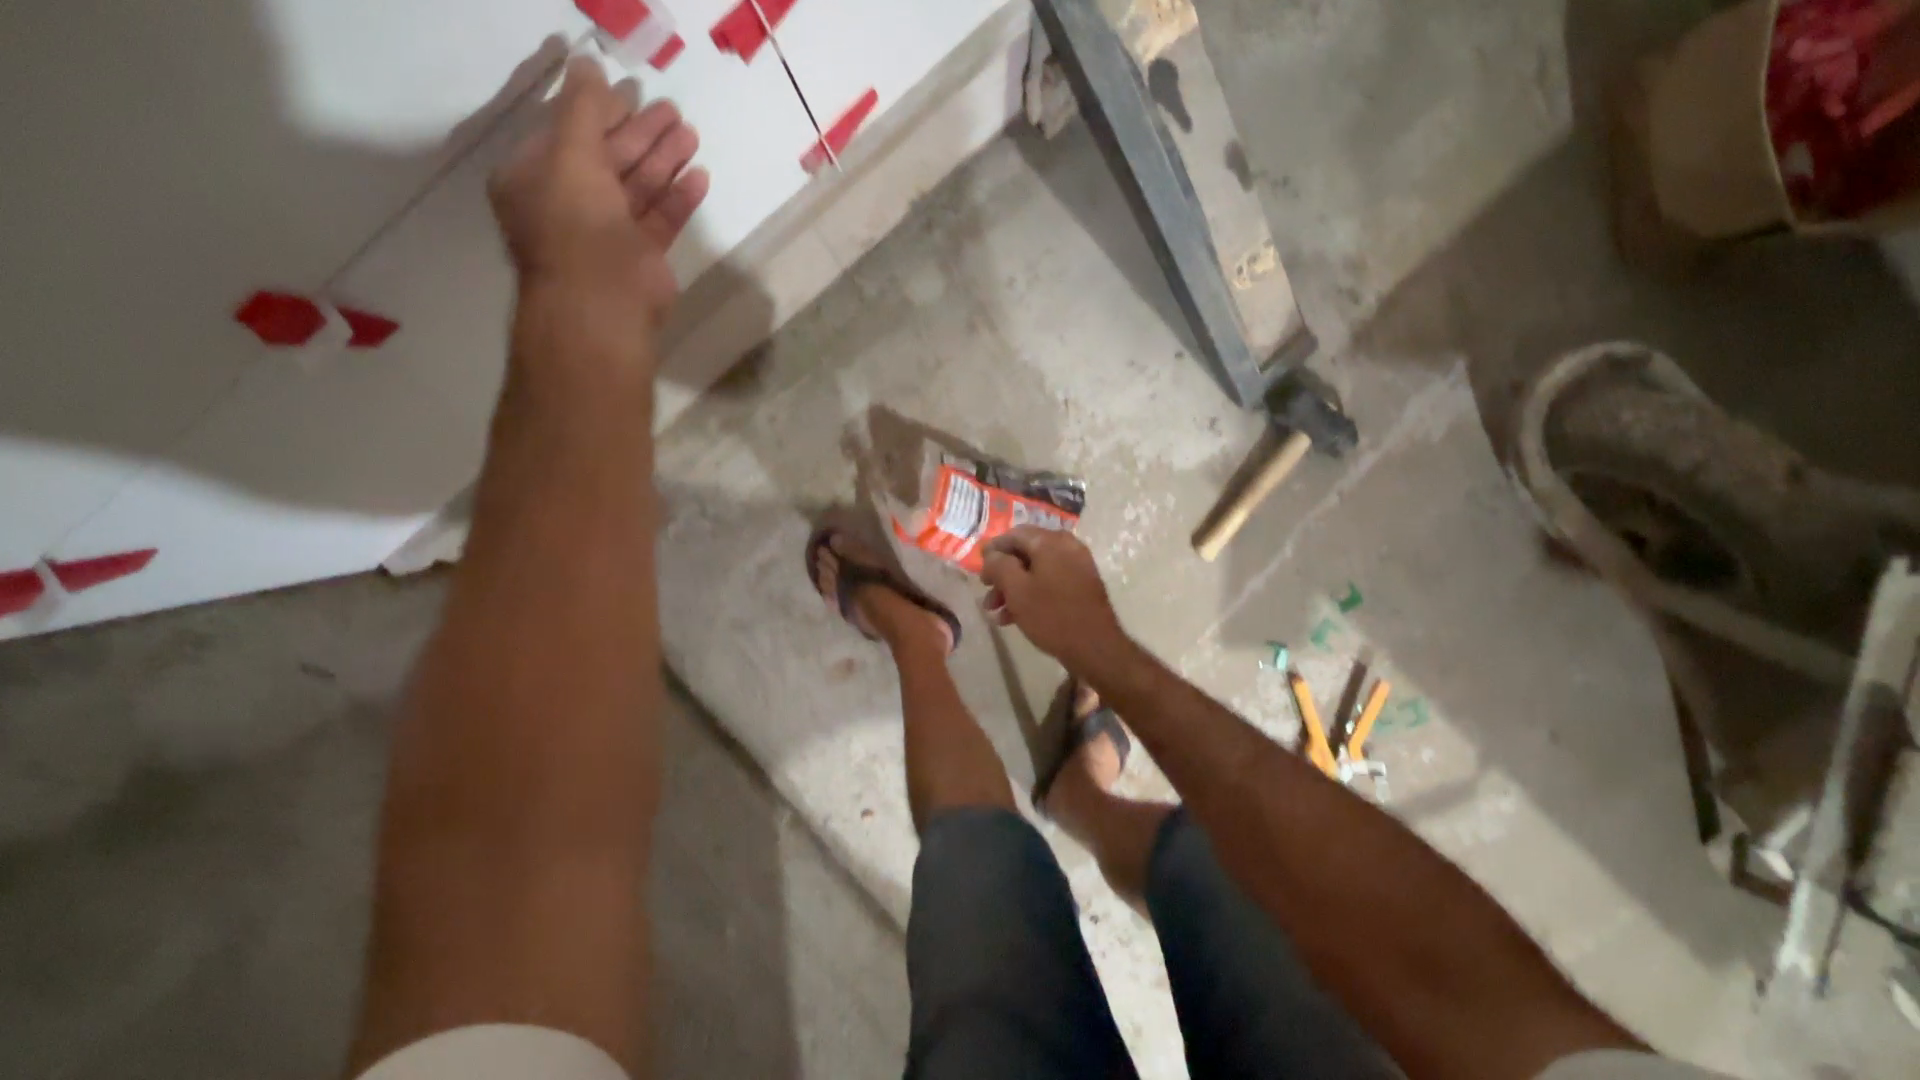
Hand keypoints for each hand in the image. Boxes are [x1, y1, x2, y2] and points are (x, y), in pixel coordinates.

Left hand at [490, 56, 710, 329]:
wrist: (602, 303)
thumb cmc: (575, 224)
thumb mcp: (570, 154)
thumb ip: (582, 107)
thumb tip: (588, 64)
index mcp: (535, 178)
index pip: (566, 133)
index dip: (598, 109)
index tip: (630, 90)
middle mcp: (567, 204)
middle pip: (607, 157)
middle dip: (640, 133)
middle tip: (672, 110)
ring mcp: (604, 233)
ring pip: (637, 187)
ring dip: (663, 159)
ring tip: (690, 134)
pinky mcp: (639, 256)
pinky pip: (659, 218)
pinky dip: (677, 197)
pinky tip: (698, 176)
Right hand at [980, 527, 1127, 671]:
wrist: (1095, 647)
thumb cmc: (1051, 615)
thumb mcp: (1016, 589)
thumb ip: (999, 565)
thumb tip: (991, 554)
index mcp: (1051, 541)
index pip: (1014, 534)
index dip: (993, 549)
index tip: (978, 567)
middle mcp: (1067, 547)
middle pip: (1025, 553)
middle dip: (1002, 573)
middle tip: (986, 592)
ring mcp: (1078, 566)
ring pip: (1037, 570)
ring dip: (1014, 587)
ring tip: (996, 611)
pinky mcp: (1082, 586)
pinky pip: (1050, 582)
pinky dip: (1032, 593)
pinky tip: (1014, 617)